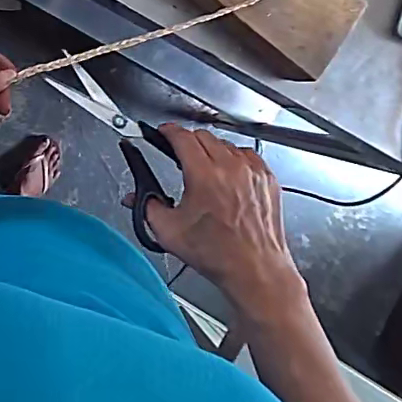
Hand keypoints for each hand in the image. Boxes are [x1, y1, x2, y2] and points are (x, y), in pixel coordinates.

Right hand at [143, 125, 305, 316]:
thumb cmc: (219, 255)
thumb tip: (135, 196)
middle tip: (179, 153)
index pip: (182, 137)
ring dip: (211, 150)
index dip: (168, 131)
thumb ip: (146, 207)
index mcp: (204, 176)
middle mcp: (231, 168)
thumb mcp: (169, 231)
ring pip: (225, 144)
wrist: (255, 270)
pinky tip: (228, 175)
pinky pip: (247, 155)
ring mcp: (252, 172)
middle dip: (187, 141)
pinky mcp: (266, 179)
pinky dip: (234, 159)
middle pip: (203, 136)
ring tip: (204, 169)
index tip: (164, 132)